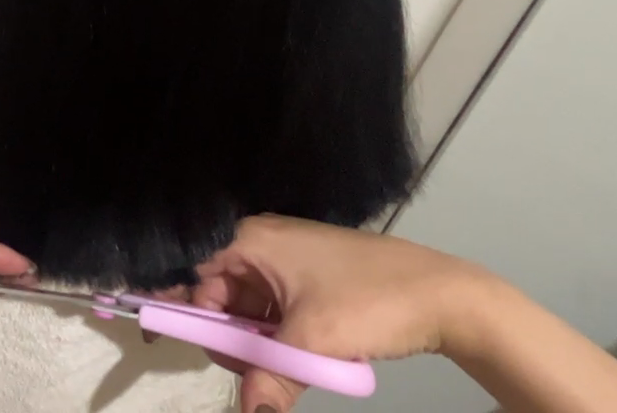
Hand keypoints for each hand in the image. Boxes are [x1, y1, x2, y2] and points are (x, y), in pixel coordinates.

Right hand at [191, 215, 499, 412]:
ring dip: (253, 338)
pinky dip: (274, 333)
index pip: (192, 268)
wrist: (447, 296)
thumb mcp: (315, 341)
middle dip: (225, 332)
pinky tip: (290, 356)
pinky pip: (272, 306)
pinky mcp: (307, 277)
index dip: (178, 303)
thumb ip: (272, 376)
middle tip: (244, 369)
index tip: (169, 337)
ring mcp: (285, 259)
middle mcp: (259, 242)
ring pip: (246, 302)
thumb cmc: (368, 300)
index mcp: (248, 239)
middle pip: (218, 289)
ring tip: (274, 368)